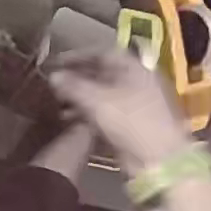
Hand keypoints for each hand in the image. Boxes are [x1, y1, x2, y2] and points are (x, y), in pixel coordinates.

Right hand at [47, 49, 186, 172]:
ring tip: (58, 104)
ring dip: (79, 97)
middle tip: (54, 84)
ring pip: (101, 94)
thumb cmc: (129, 120)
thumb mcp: (96, 100)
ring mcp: (134, 103)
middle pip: (101, 73)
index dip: (76, 56)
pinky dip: (87, 113)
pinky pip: (104, 112)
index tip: (55, 64)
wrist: (157, 157)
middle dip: (76, 78)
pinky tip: (71, 120)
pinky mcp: (130, 124)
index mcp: (132, 67)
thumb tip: (53, 76)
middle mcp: (135, 81)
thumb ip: (72, 86)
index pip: (101, 53)